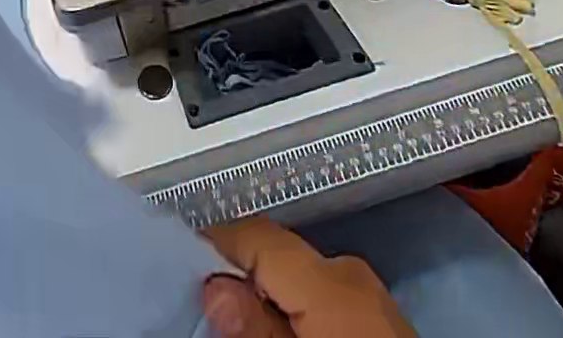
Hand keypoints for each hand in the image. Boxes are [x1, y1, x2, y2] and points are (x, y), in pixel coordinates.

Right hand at [202, 219, 417, 337]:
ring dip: (266, 299)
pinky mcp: (380, 322)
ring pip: (296, 279)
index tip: (182, 271)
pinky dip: (294, 314)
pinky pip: (321, 301)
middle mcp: (351, 276)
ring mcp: (370, 299)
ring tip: (241, 329)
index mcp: (330, 280)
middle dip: (238, 278)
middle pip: (273, 256)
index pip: (254, 234)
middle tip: (207, 313)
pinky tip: (282, 336)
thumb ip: (256, 331)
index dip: (213, 246)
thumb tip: (214, 286)